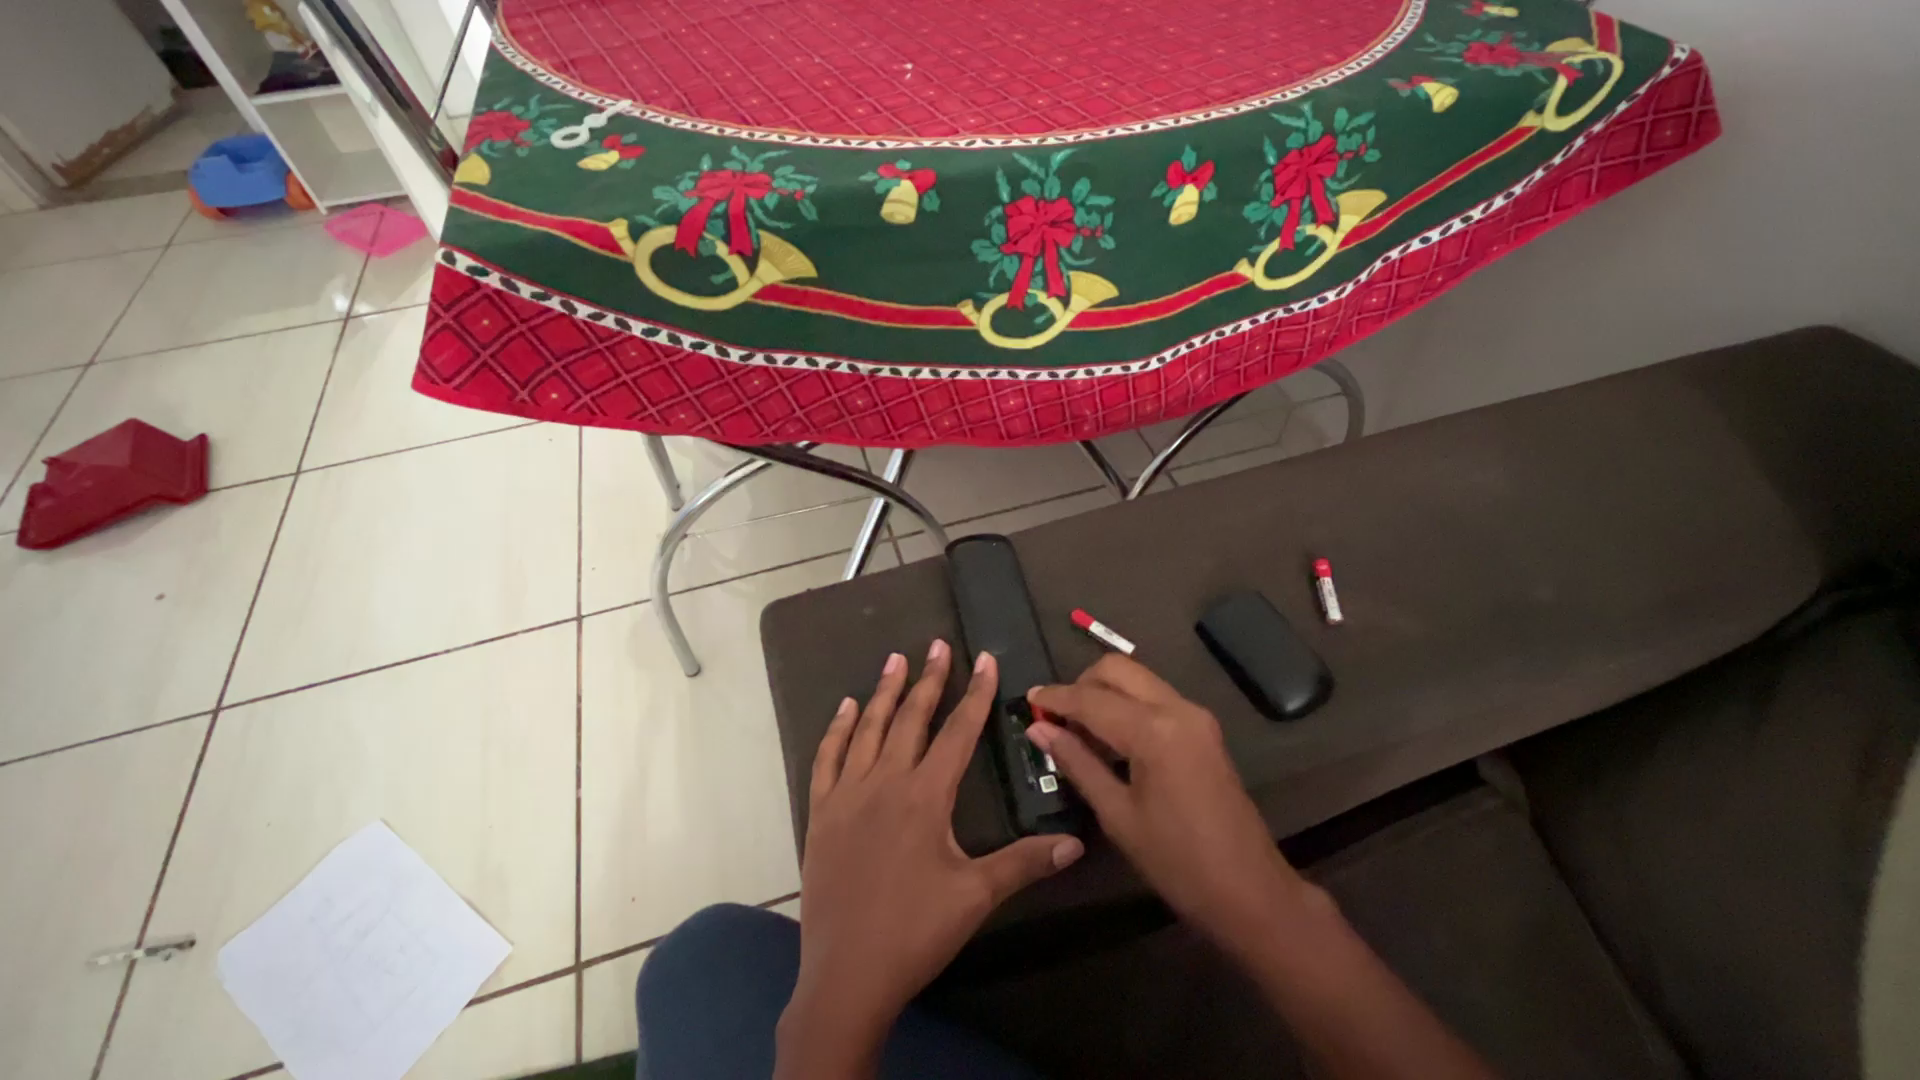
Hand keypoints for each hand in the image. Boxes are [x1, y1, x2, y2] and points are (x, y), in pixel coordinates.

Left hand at [778, 642, 1084, 1078]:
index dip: (975, 694)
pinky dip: (836, 730)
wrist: (847, 975)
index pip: (957, 733)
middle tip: (938, 644)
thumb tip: (1077, 843)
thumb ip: (1025, 863)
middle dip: (929, 680)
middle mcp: (884, 783)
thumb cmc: (916, 932)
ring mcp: (847, 796)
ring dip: (883, 693)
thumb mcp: (976, 896)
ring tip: (895, 660)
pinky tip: (844, 710)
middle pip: (910, 720)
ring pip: (867, 730)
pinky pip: (826, 760)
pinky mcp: (820, 814)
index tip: (984, 658)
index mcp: (925, 797)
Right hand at [1026, 654, 1310, 951]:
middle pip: (1118, 669)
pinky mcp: (1204, 730)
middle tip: (1055, 716)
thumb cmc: (1176, 861)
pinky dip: (1127, 705)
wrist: (1249, 890)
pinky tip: (1109, 738)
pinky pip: (1156, 698)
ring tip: (1077, 730)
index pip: (1091, 699)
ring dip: (1104, 692)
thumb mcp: (1117, 815)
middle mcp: (1177, 709)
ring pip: (1139, 679)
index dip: (1055, 697)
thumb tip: (1039, 730)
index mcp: (1154, 730)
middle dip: (1081, 683)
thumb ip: (1077, 763)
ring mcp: (1196, 717)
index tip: (1027, 699)